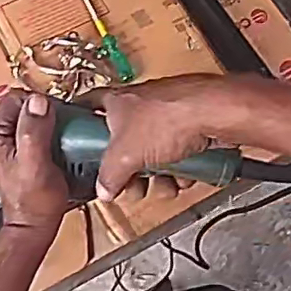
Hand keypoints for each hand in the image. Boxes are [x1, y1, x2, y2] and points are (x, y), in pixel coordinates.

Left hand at [0, 91, 70, 232]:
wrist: (36, 224)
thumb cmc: (33, 201)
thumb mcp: (35, 164)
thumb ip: (33, 132)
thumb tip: (38, 101)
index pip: (16, 98)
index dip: (39, 104)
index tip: (57, 117)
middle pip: (26, 104)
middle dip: (48, 112)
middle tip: (64, 126)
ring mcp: (11, 140)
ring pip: (35, 114)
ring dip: (53, 120)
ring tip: (65, 134)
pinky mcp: (25, 148)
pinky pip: (41, 127)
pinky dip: (55, 130)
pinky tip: (64, 141)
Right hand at [89, 74, 267, 201]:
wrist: (214, 115)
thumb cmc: (172, 118)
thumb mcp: (125, 155)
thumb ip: (109, 175)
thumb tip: (103, 188)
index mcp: (117, 102)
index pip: (89, 105)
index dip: (80, 123)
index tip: (76, 140)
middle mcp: (141, 105)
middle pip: (124, 144)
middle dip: (130, 171)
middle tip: (133, 185)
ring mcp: (167, 117)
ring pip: (153, 154)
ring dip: (158, 177)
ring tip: (166, 185)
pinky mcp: (190, 128)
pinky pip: (177, 155)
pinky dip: (179, 169)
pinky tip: (184, 177)